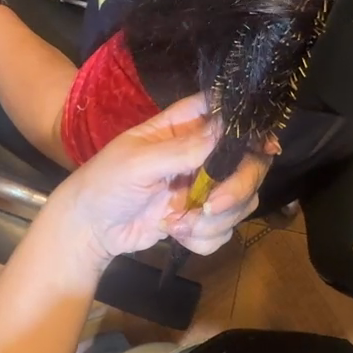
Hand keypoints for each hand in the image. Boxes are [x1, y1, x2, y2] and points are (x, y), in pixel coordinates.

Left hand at [45, 94, 271, 264]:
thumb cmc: (105, 182)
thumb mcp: (138, 161)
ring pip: (243, 200)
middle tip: (212, 206)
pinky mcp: (202, 218)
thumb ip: (183, 149)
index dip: (251, 126)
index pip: (228, 113)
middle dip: (237, 188)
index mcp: (186, 126)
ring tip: (177, 224)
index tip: (264, 145)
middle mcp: (203, 152)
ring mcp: (205, 186)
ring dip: (215, 220)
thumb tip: (225, 130)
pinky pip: (225, 230)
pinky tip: (176, 235)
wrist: (89, 229)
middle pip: (249, 161)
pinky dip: (204, 239)